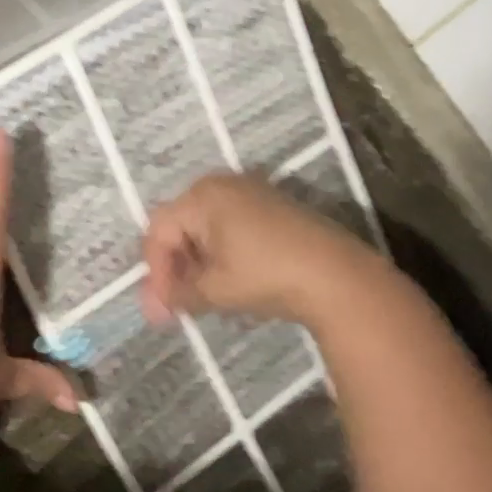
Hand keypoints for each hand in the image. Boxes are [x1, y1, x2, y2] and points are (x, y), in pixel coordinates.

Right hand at [142, 172, 375, 322]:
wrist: (336, 276)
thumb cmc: (266, 276)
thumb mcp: (214, 290)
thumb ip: (176, 294)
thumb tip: (154, 306)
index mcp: (202, 197)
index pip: (159, 231)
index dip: (155, 271)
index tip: (162, 306)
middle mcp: (223, 185)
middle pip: (180, 225)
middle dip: (174, 266)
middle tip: (177, 302)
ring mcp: (251, 192)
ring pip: (205, 228)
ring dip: (197, 262)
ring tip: (202, 296)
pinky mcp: (272, 207)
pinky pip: (230, 227)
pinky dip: (220, 254)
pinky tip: (228, 281)